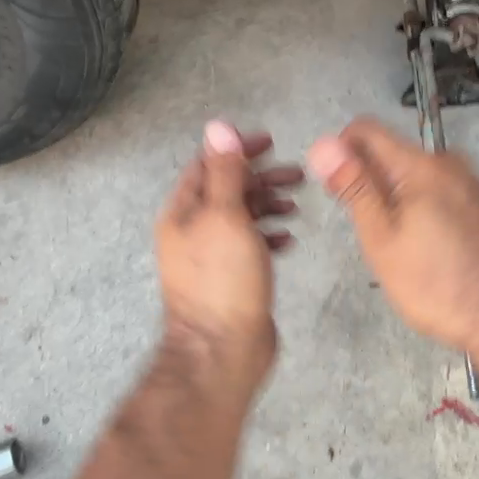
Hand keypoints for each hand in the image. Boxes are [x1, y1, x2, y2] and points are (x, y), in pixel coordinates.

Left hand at [156, 121, 303, 371]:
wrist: (221, 352)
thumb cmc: (223, 280)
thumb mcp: (225, 217)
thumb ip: (225, 172)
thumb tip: (218, 126)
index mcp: (182, 213)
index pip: (207, 165)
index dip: (237, 150)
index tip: (271, 144)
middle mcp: (191, 231)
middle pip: (227, 189)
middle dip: (261, 178)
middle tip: (296, 176)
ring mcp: (210, 257)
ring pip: (241, 217)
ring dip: (268, 205)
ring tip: (295, 207)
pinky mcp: (230, 279)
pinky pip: (250, 245)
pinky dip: (269, 235)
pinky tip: (288, 239)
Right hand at [307, 116, 478, 355]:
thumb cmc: (436, 285)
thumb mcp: (382, 239)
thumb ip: (354, 187)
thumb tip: (324, 143)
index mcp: (421, 165)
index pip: (365, 129)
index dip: (341, 153)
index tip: (339, 192)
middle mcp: (450, 163)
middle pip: (393, 154)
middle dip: (372, 184)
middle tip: (374, 235)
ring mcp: (473, 184)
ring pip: (416, 177)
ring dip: (398, 201)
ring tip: (404, 250)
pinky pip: (441, 194)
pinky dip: (424, 212)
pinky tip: (431, 253)